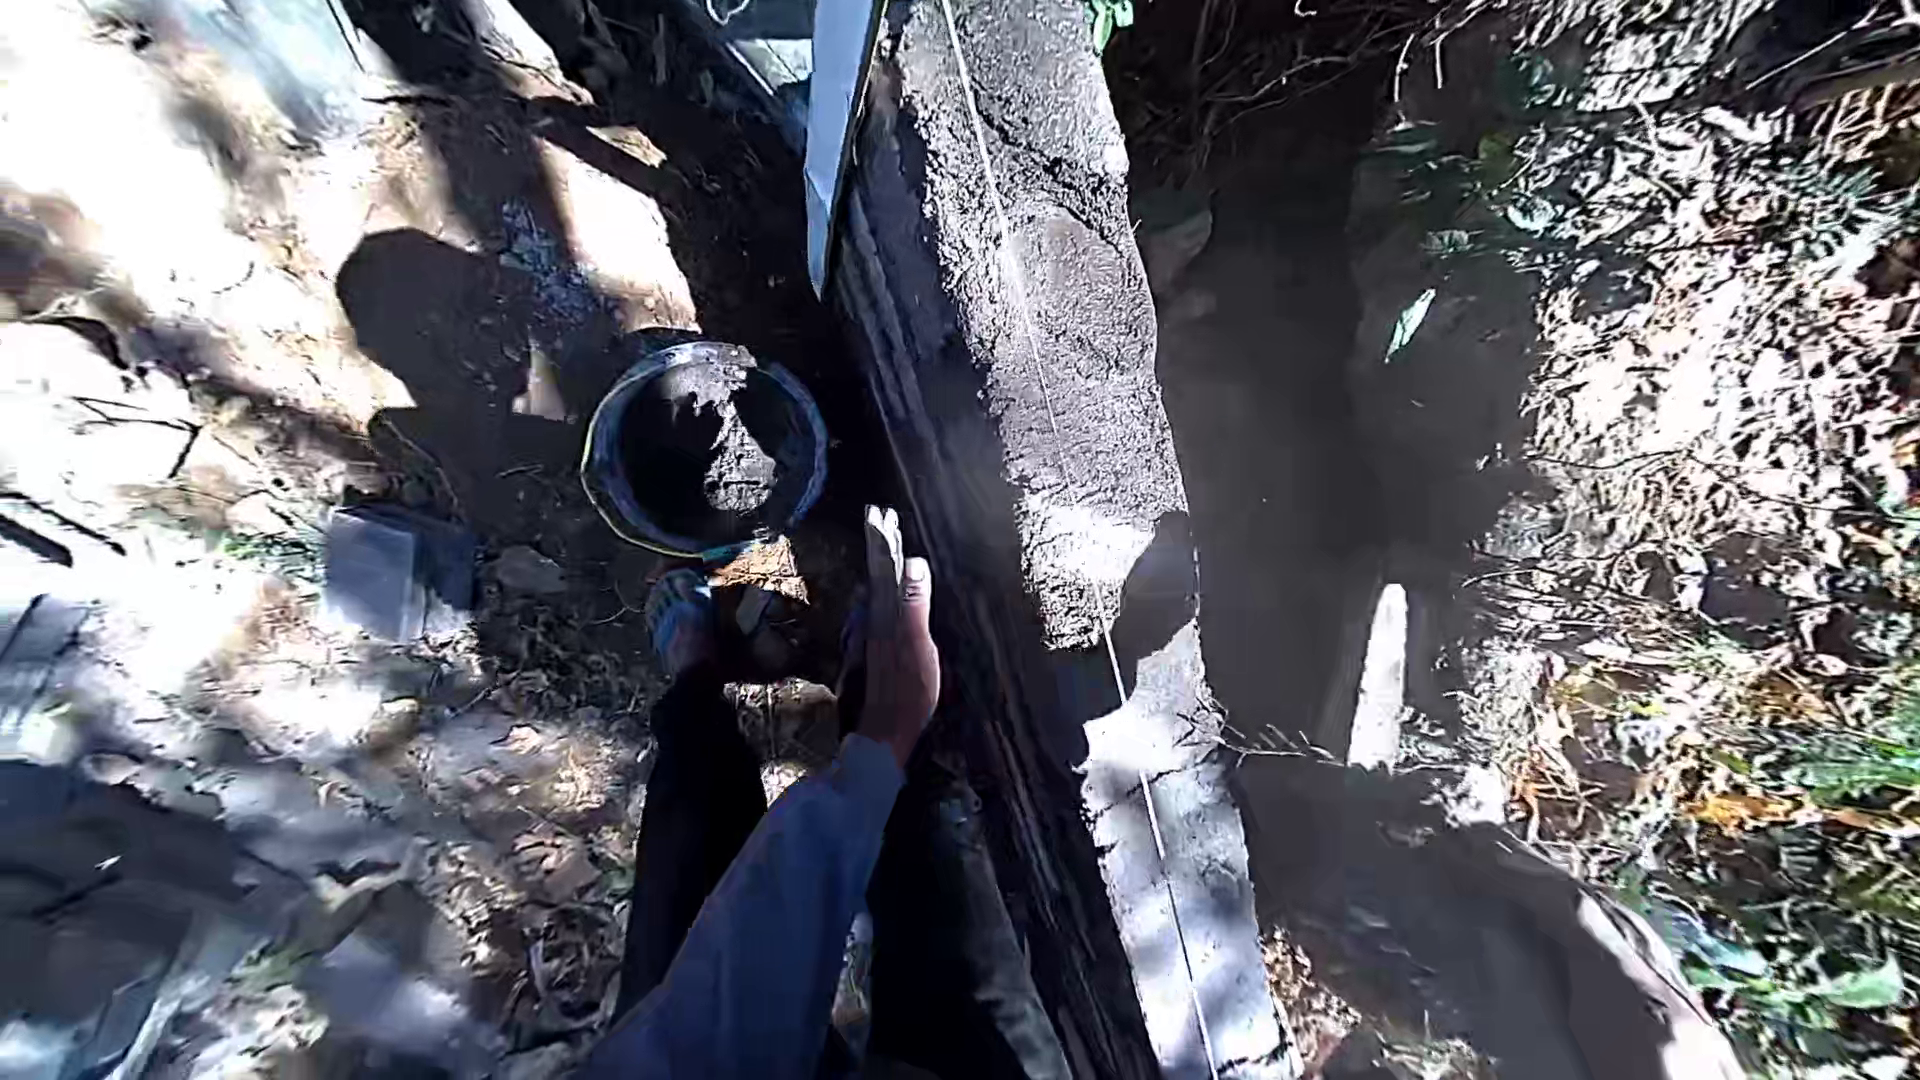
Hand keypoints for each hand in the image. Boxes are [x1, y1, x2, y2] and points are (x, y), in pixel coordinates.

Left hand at [859, 506, 939, 767]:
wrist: (887, 728)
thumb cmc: (910, 690)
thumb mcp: (917, 645)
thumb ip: (914, 603)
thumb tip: (915, 562)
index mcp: (887, 613)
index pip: (885, 567)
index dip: (884, 540)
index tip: (881, 513)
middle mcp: (877, 616)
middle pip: (878, 571)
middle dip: (880, 543)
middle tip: (879, 515)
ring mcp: (877, 630)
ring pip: (878, 584)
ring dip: (881, 560)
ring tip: (885, 540)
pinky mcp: (882, 643)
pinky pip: (882, 601)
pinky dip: (885, 583)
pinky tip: (883, 584)